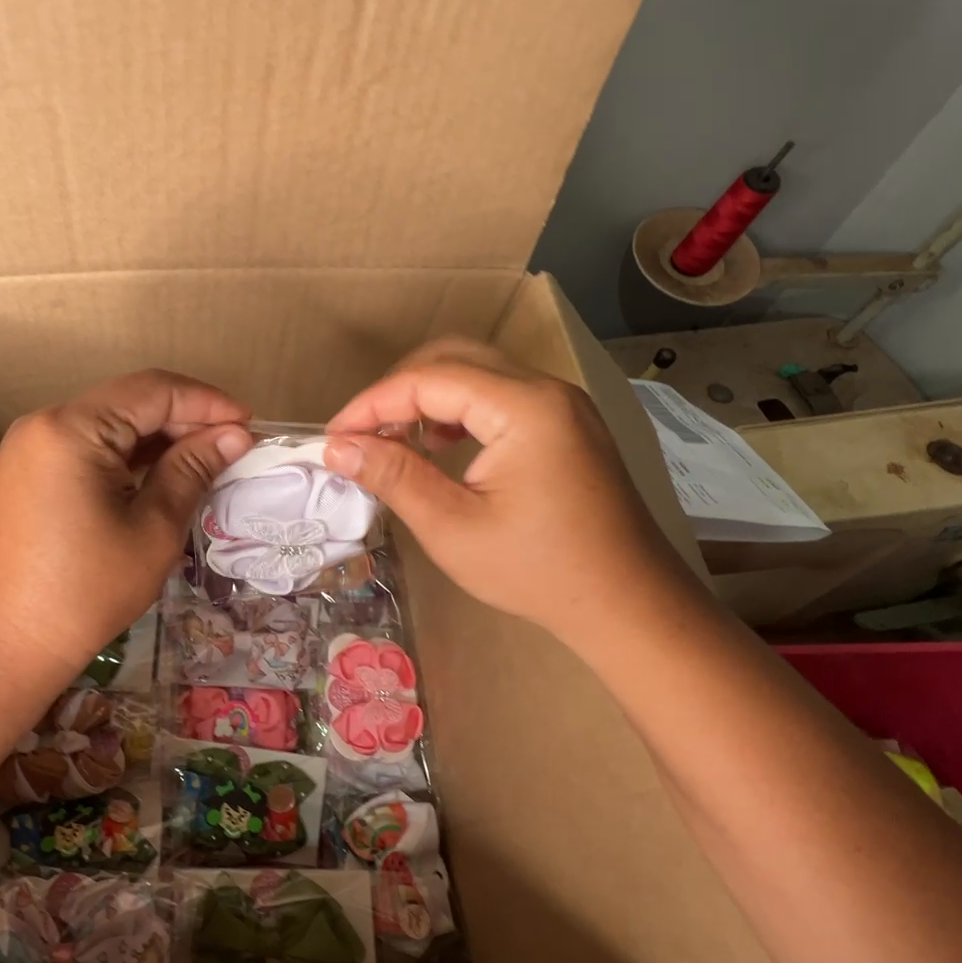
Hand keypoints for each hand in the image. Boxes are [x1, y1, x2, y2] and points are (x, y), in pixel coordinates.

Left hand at [0, 370, 252, 679]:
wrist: (9, 644)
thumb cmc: (87, 591)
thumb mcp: (153, 529)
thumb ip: (192, 470)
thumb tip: (234, 435)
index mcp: (71, 428)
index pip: (152, 390)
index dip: (207, 401)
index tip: (250, 423)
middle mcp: (44, 423)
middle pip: (128, 401)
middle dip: (185, 418)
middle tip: (234, 446)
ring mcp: (31, 447)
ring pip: (110, 422)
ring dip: (159, 437)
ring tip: (208, 460)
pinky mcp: (29, 471)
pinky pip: (88, 446)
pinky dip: (128, 455)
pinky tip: (164, 473)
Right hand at [324, 339, 695, 633]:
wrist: (628, 604)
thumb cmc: (538, 571)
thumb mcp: (452, 527)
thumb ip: (394, 476)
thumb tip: (337, 447)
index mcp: (524, 408)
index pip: (428, 379)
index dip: (372, 404)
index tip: (334, 439)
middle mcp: (546, 389)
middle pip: (453, 358)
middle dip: (397, 390)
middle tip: (361, 434)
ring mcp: (562, 404)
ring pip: (477, 372)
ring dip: (427, 396)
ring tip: (395, 441)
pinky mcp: (566, 423)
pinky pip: (500, 394)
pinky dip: (459, 409)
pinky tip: (442, 447)